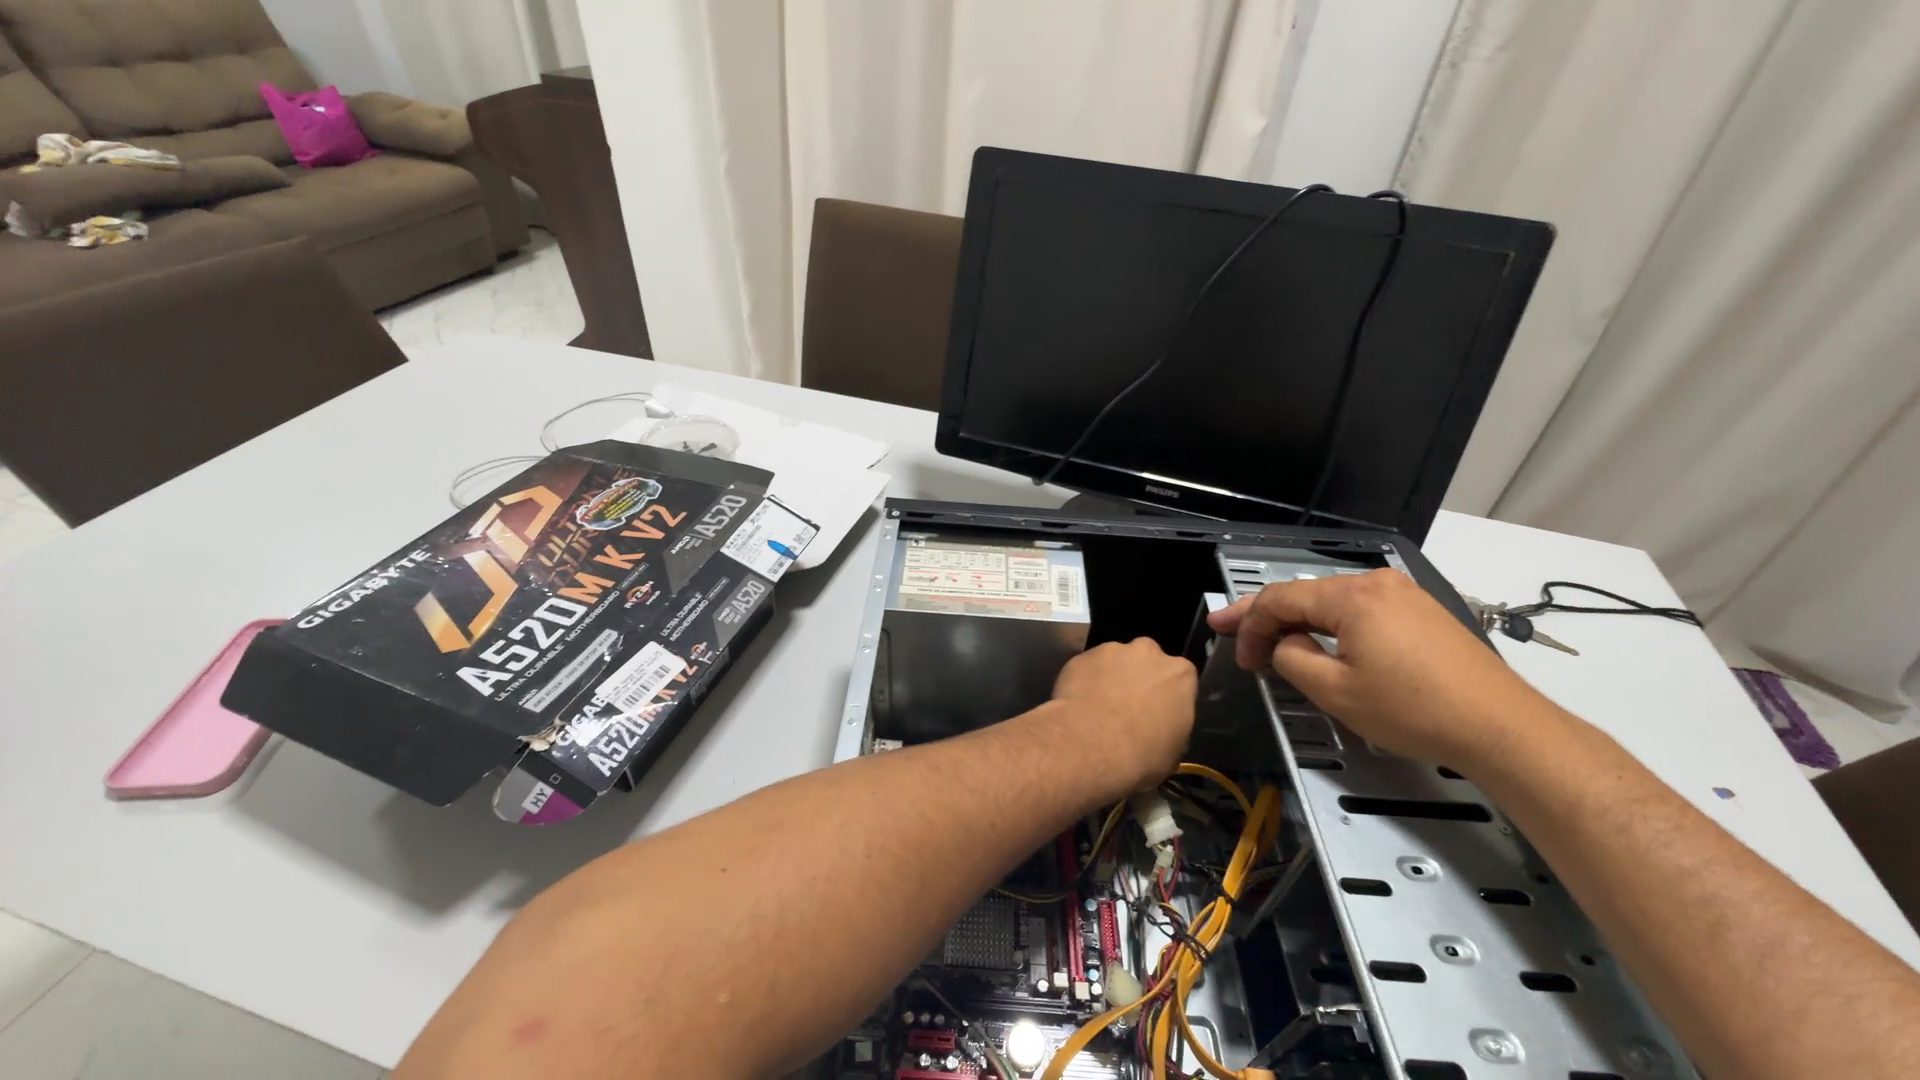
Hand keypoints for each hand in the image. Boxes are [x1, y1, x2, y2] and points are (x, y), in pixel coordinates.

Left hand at [1051, 638, 1196, 791]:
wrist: (1090, 748)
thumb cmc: (1142, 755)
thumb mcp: (1174, 751)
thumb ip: (1172, 725)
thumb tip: (1160, 727)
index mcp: (1180, 674)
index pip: (1179, 678)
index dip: (1167, 696)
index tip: (1157, 712)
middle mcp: (1148, 652)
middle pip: (1146, 661)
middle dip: (1138, 678)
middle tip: (1127, 707)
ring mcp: (1111, 651)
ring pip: (1114, 661)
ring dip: (1110, 678)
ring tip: (1098, 708)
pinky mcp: (1080, 657)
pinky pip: (1086, 668)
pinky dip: (1084, 681)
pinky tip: (1078, 705)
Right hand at [1206, 570, 1555, 767]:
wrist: (1499, 726)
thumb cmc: (1413, 710)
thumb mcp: (1336, 692)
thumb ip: (1293, 659)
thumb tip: (1286, 644)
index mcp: (1352, 597)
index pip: (1281, 599)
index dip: (1249, 625)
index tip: (1239, 658)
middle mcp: (1376, 584)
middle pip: (1305, 594)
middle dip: (1265, 615)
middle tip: (1227, 628)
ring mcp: (1403, 595)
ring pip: (1332, 602)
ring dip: (1298, 620)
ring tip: (1270, 639)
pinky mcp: (1421, 613)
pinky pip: (1360, 611)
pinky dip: (1331, 625)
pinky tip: (1318, 641)